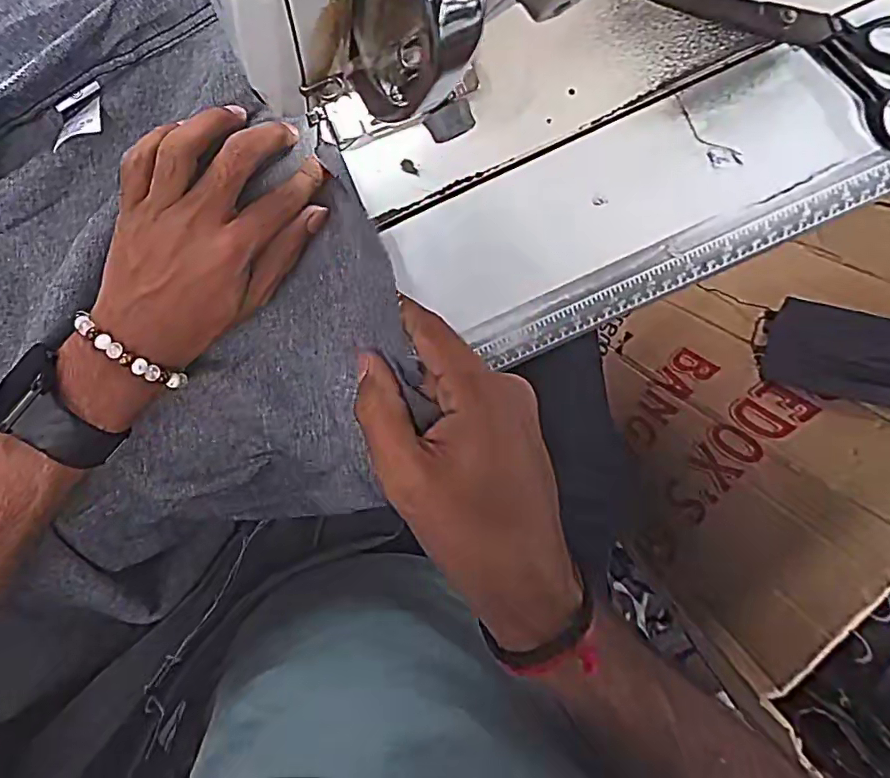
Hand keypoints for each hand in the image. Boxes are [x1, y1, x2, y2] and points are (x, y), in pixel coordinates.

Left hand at [57, 105, 329, 431]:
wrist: (133, 340)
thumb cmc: (190, 324)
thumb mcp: (249, 300)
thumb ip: (283, 254)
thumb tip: (314, 216)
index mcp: (228, 250)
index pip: (279, 200)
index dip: (306, 178)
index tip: (315, 168)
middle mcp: (194, 223)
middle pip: (235, 158)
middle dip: (268, 136)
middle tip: (283, 134)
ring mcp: (159, 211)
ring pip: (182, 146)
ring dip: (211, 121)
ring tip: (233, 115)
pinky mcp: (132, 208)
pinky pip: (138, 159)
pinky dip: (158, 136)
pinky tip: (180, 130)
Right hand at [353, 298, 581, 650]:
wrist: (527, 585)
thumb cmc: (467, 532)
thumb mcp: (403, 474)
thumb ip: (379, 409)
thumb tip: (368, 360)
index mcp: (481, 391)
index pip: (431, 330)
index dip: (396, 312)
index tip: (363, 304)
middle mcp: (506, 387)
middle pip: (439, 356)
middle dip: (401, 369)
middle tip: (369, 393)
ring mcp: (517, 406)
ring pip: (452, 380)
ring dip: (421, 395)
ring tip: (400, 434)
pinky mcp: (518, 424)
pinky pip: (468, 398)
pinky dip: (441, 409)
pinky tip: (426, 444)